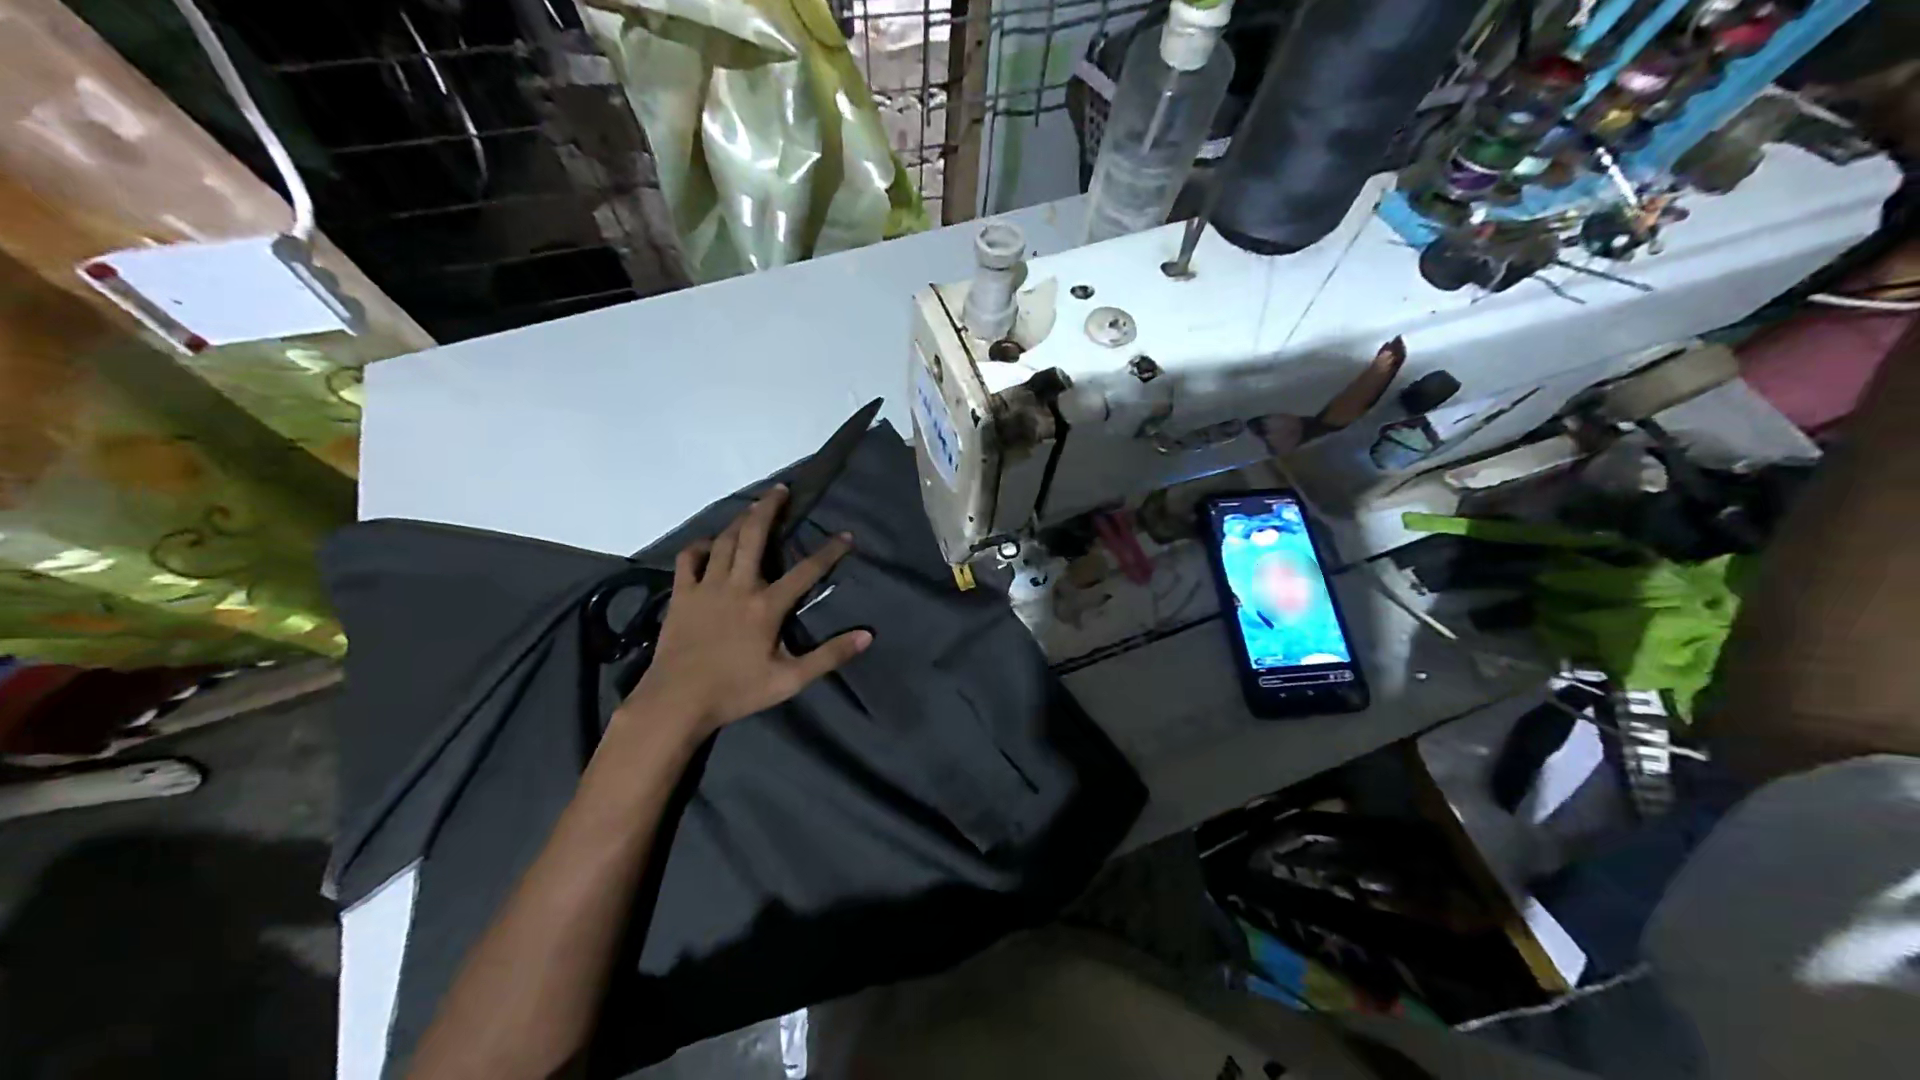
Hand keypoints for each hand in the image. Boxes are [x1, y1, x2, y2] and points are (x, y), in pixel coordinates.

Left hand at [619, 485, 870, 737]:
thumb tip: (866, 636)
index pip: (806, 572)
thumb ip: (829, 656)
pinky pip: (689, 559)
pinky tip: (710, 543)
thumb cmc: (736, 691)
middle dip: (770, 509)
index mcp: (766, 606)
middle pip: (755, 536)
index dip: (829, 552)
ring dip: (741, 520)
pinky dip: (701, 546)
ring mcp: (706, 587)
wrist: (677, 701)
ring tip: (753, 507)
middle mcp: (738, 586)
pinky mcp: (682, 594)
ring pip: (724, 541)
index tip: (846, 535)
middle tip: (782, 490)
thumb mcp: (790, 679)